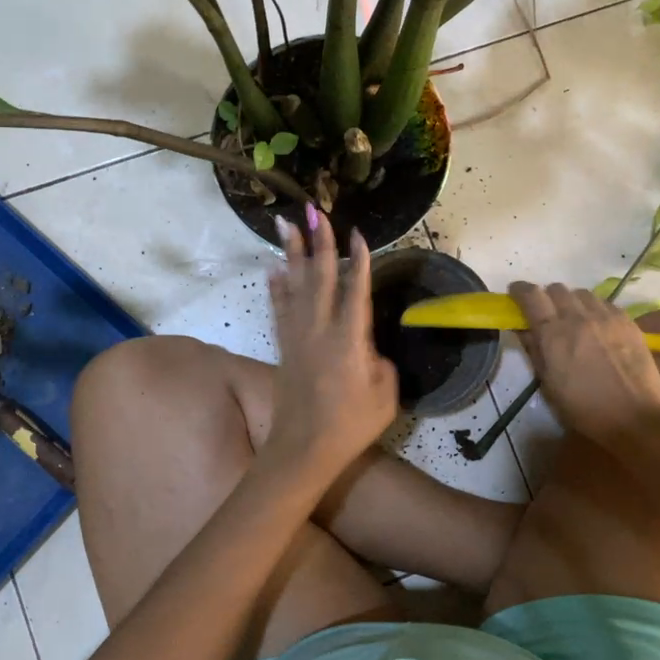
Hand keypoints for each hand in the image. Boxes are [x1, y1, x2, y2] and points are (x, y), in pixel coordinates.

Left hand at [262, 209, 398, 479]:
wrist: (304, 450)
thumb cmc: (351, 425)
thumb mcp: (385, 394)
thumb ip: (381, 362)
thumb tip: (369, 348)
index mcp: (348, 339)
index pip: (354, 289)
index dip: (357, 260)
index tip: (357, 233)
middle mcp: (319, 330)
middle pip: (318, 277)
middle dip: (317, 241)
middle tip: (313, 210)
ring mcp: (297, 337)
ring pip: (293, 285)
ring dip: (291, 253)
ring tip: (284, 224)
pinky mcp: (284, 348)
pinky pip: (279, 308)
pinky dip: (276, 286)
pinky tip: (273, 269)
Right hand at [509, 282, 659, 450]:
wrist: (636, 416)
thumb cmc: (585, 409)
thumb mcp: (548, 385)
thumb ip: (533, 350)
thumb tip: (523, 328)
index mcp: (553, 334)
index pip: (531, 295)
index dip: (519, 291)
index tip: (515, 295)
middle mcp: (578, 317)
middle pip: (556, 288)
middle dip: (546, 297)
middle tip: (546, 314)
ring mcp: (605, 316)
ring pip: (581, 293)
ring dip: (572, 301)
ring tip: (574, 319)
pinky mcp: (627, 320)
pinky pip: (604, 302)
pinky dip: (594, 308)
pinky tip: (598, 326)